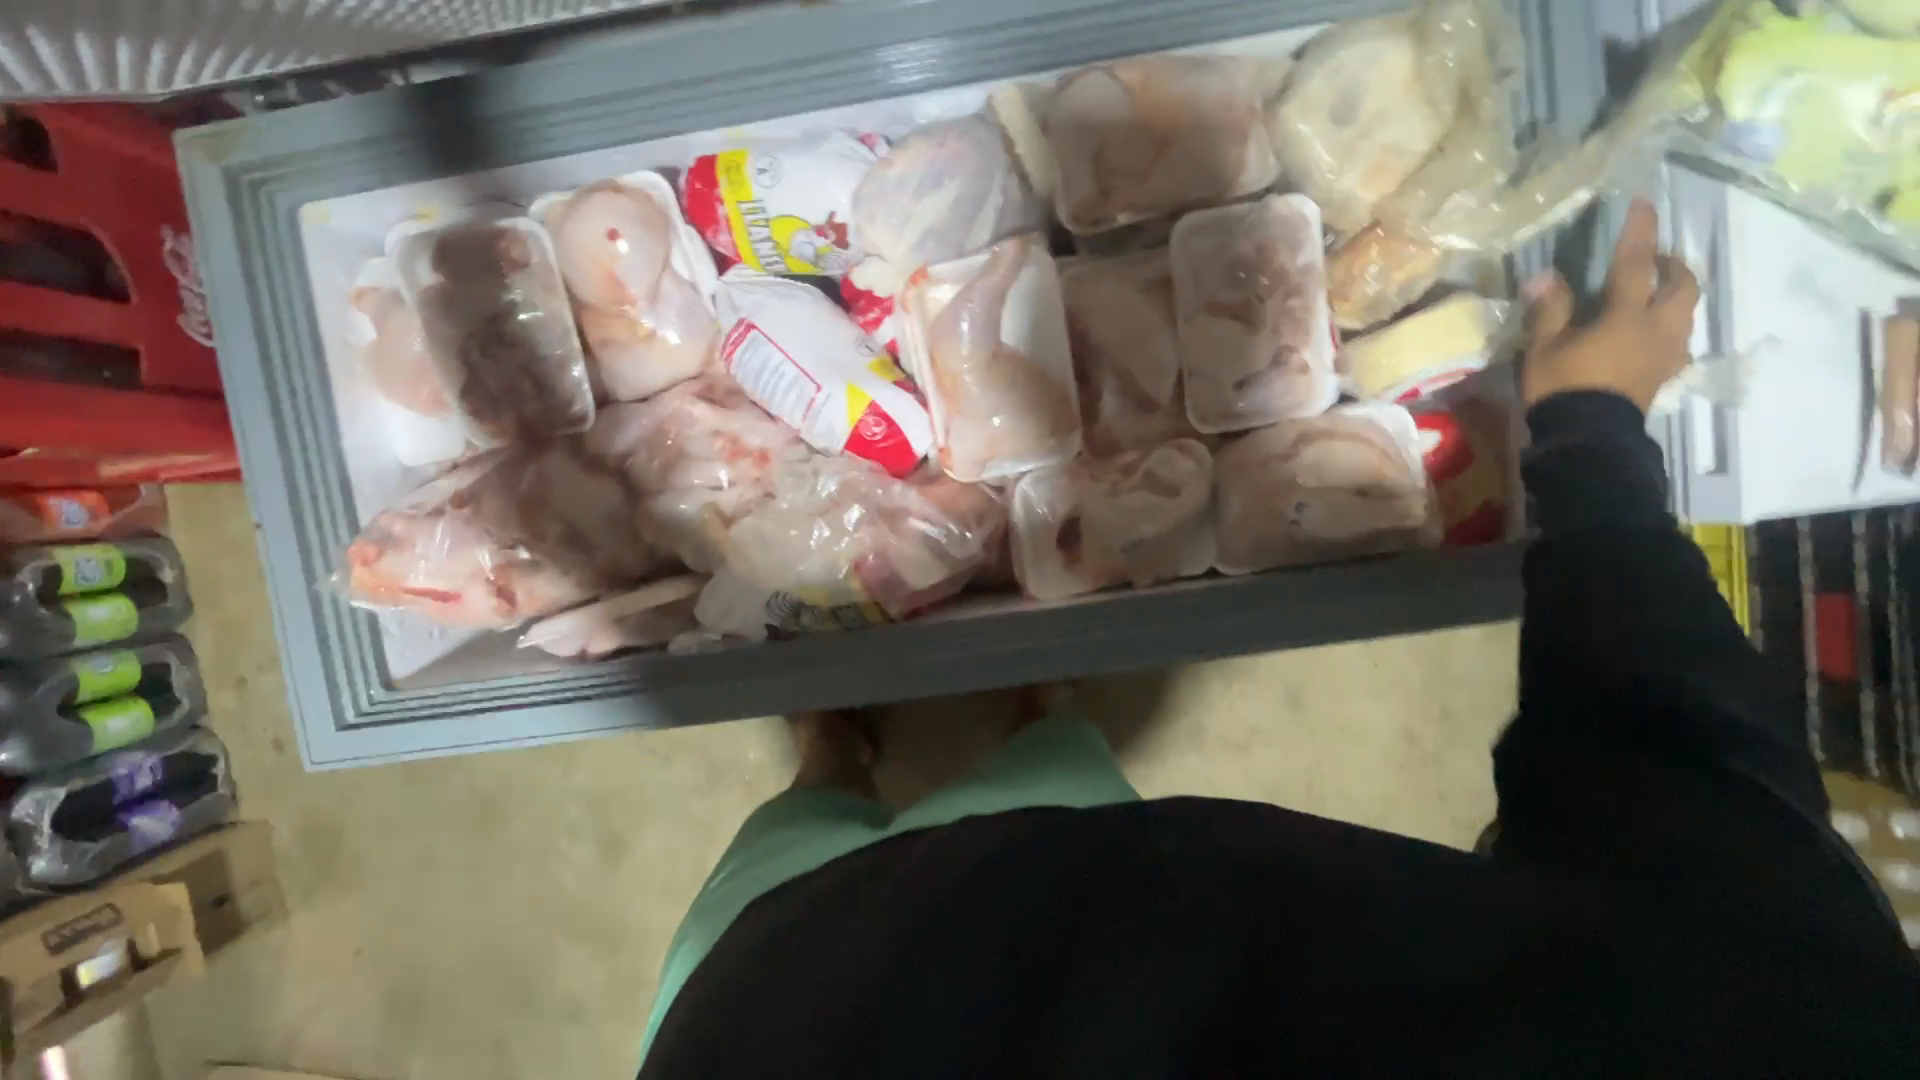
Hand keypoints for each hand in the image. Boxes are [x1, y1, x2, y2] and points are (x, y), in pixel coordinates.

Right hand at [1521, 198, 1701, 411]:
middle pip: (1681, 284)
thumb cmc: (1563, 387)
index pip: (1635, 263)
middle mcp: (1658, 326)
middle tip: (1652, 259)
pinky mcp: (1665, 373)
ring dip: (1674, 293)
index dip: (1638, 232)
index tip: (1643, 203)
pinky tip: (1650, 332)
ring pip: (1686, 310)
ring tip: (1652, 293)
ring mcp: (1668, 351)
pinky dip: (1669, 325)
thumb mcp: (1545, 348)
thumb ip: (1550, 310)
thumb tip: (1546, 276)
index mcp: (1627, 315)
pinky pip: (1678, 338)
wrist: (1588, 436)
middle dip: (1670, 265)